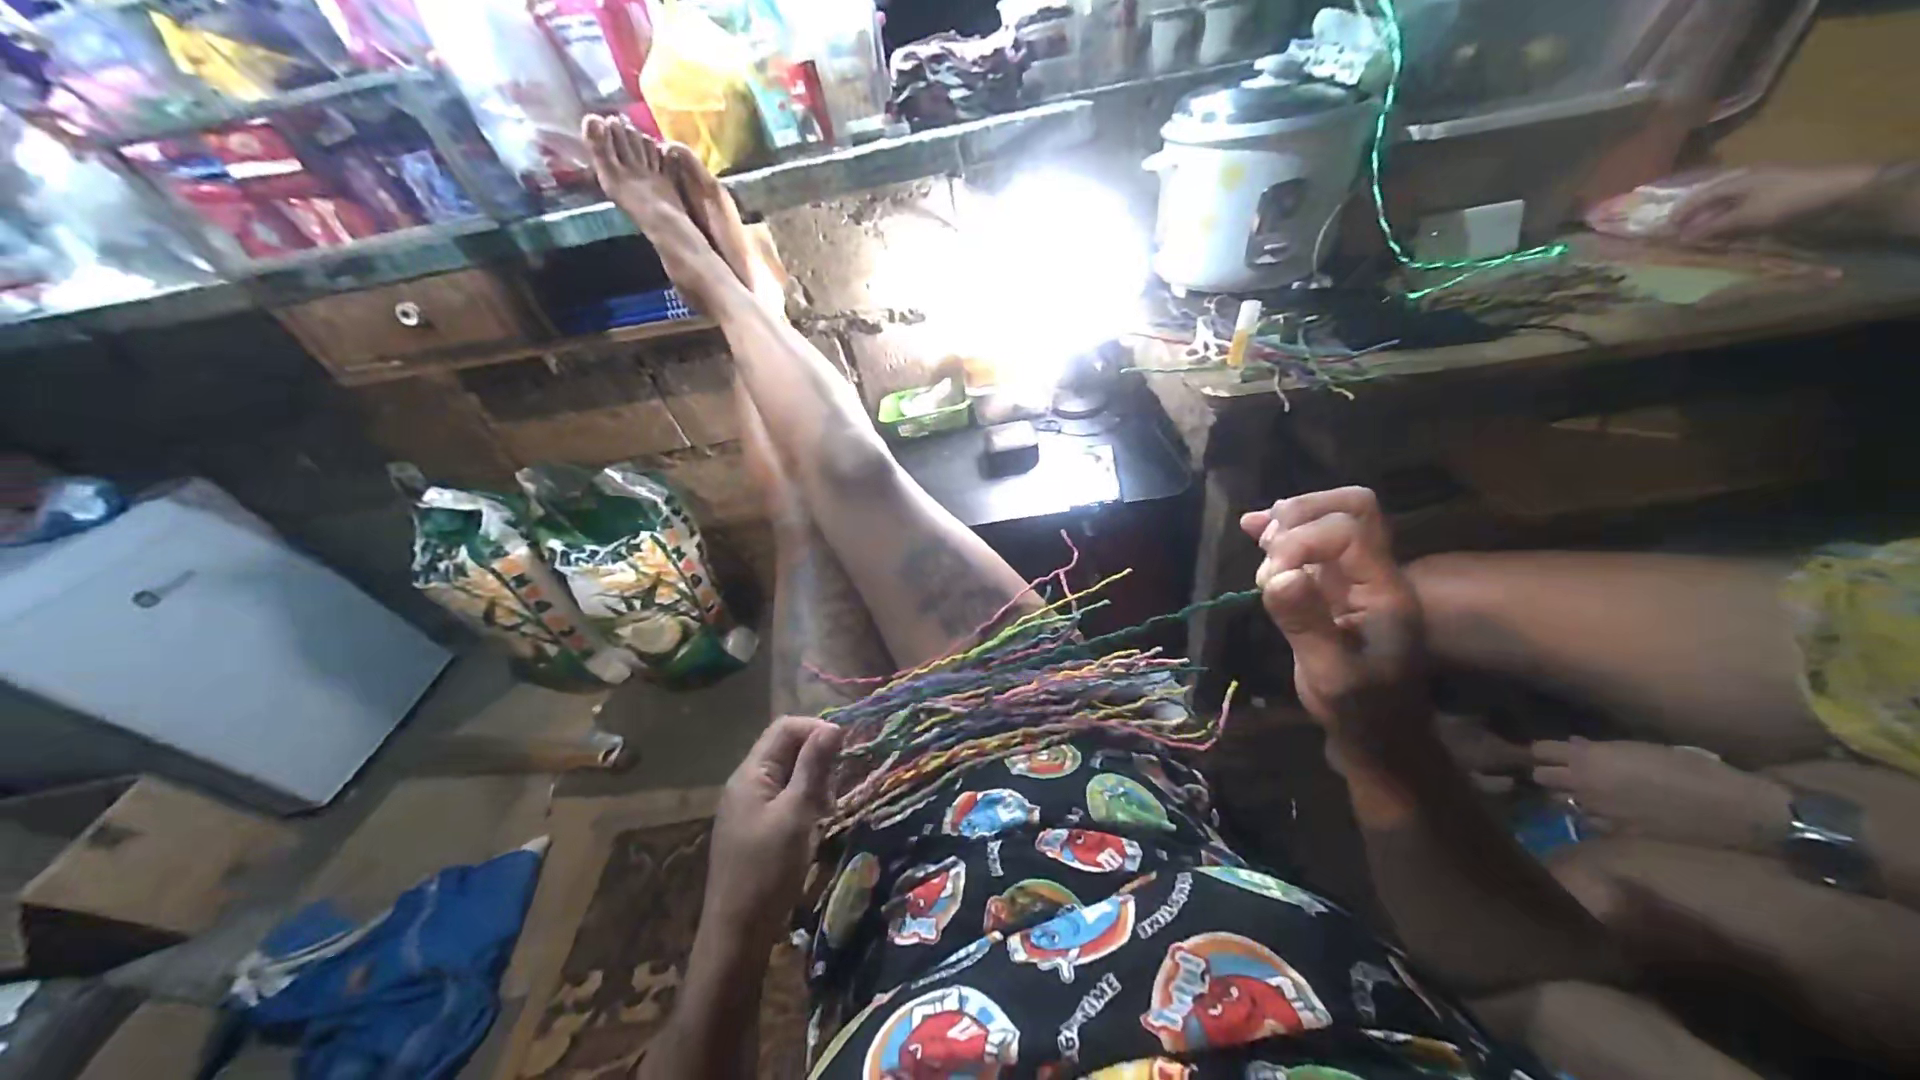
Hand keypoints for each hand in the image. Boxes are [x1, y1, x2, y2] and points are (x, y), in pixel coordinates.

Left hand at [704, 716, 843, 938]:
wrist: (736, 933)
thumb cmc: (767, 870)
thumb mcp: (797, 814)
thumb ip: (813, 767)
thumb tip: (832, 726)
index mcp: (750, 774)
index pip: (785, 728)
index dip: (816, 729)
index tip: (845, 749)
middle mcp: (746, 783)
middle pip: (786, 748)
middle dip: (817, 757)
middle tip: (837, 785)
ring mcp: (749, 806)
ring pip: (788, 774)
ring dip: (813, 781)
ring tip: (828, 808)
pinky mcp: (755, 827)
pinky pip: (784, 797)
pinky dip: (804, 801)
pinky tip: (816, 823)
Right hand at [1240, 488, 1427, 748]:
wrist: (1377, 734)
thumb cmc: (1360, 710)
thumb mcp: (1330, 673)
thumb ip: (1306, 621)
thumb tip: (1278, 574)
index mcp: (1383, 588)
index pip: (1348, 529)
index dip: (1302, 540)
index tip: (1272, 579)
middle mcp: (1372, 573)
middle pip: (1350, 507)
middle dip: (1300, 515)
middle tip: (1266, 547)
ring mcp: (1352, 577)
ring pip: (1328, 518)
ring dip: (1288, 522)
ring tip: (1259, 546)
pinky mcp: (1330, 586)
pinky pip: (1312, 543)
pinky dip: (1281, 532)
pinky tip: (1252, 527)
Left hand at [1532, 738, 1791, 852]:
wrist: (1737, 809)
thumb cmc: (1694, 770)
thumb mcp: (1641, 749)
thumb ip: (1601, 749)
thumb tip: (1575, 746)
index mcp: (1588, 757)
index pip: (1539, 750)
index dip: (1544, 751)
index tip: (1551, 753)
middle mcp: (1583, 783)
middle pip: (1540, 777)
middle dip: (1547, 774)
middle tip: (1564, 775)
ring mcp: (1598, 810)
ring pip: (1560, 802)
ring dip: (1568, 798)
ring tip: (1584, 795)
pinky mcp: (1617, 833)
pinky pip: (1589, 824)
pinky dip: (1593, 819)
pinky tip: (1607, 816)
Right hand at [1669, 165, 1880, 241]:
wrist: (1842, 189)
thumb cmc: (1787, 199)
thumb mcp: (1746, 216)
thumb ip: (1712, 227)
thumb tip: (1681, 239)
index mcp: (1735, 179)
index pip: (1698, 196)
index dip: (1680, 212)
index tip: (1664, 227)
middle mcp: (1745, 177)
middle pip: (1710, 195)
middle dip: (1693, 212)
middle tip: (1678, 230)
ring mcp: (1762, 182)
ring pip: (1724, 199)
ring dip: (1709, 215)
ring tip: (1698, 230)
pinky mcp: (1774, 190)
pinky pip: (1740, 202)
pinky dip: (1726, 214)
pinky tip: (1724, 225)